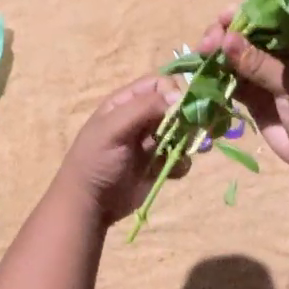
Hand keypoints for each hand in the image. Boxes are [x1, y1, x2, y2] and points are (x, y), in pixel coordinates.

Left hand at [52, 76, 189, 224]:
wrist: (90, 204)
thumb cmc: (96, 161)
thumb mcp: (113, 129)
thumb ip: (143, 108)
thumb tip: (179, 94)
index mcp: (125, 103)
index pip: (158, 83)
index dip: (173, 91)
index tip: (182, 108)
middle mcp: (141, 119)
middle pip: (174, 107)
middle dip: (188, 117)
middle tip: (198, 130)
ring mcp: (151, 142)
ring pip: (182, 132)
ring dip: (189, 141)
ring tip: (192, 151)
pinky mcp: (159, 165)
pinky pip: (180, 157)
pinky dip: (181, 163)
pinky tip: (173, 172)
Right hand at [197, 7, 288, 178]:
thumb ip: (259, 62)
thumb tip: (226, 39)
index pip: (268, 18)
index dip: (243, 15)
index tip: (223, 18)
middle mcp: (281, 53)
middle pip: (246, 36)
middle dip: (224, 35)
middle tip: (207, 45)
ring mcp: (266, 75)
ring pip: (235, 58)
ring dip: (216, 56)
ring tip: (200, 57)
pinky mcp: (254, 98)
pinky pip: (231, 83)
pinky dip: (216, 79)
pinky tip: (202, 76)